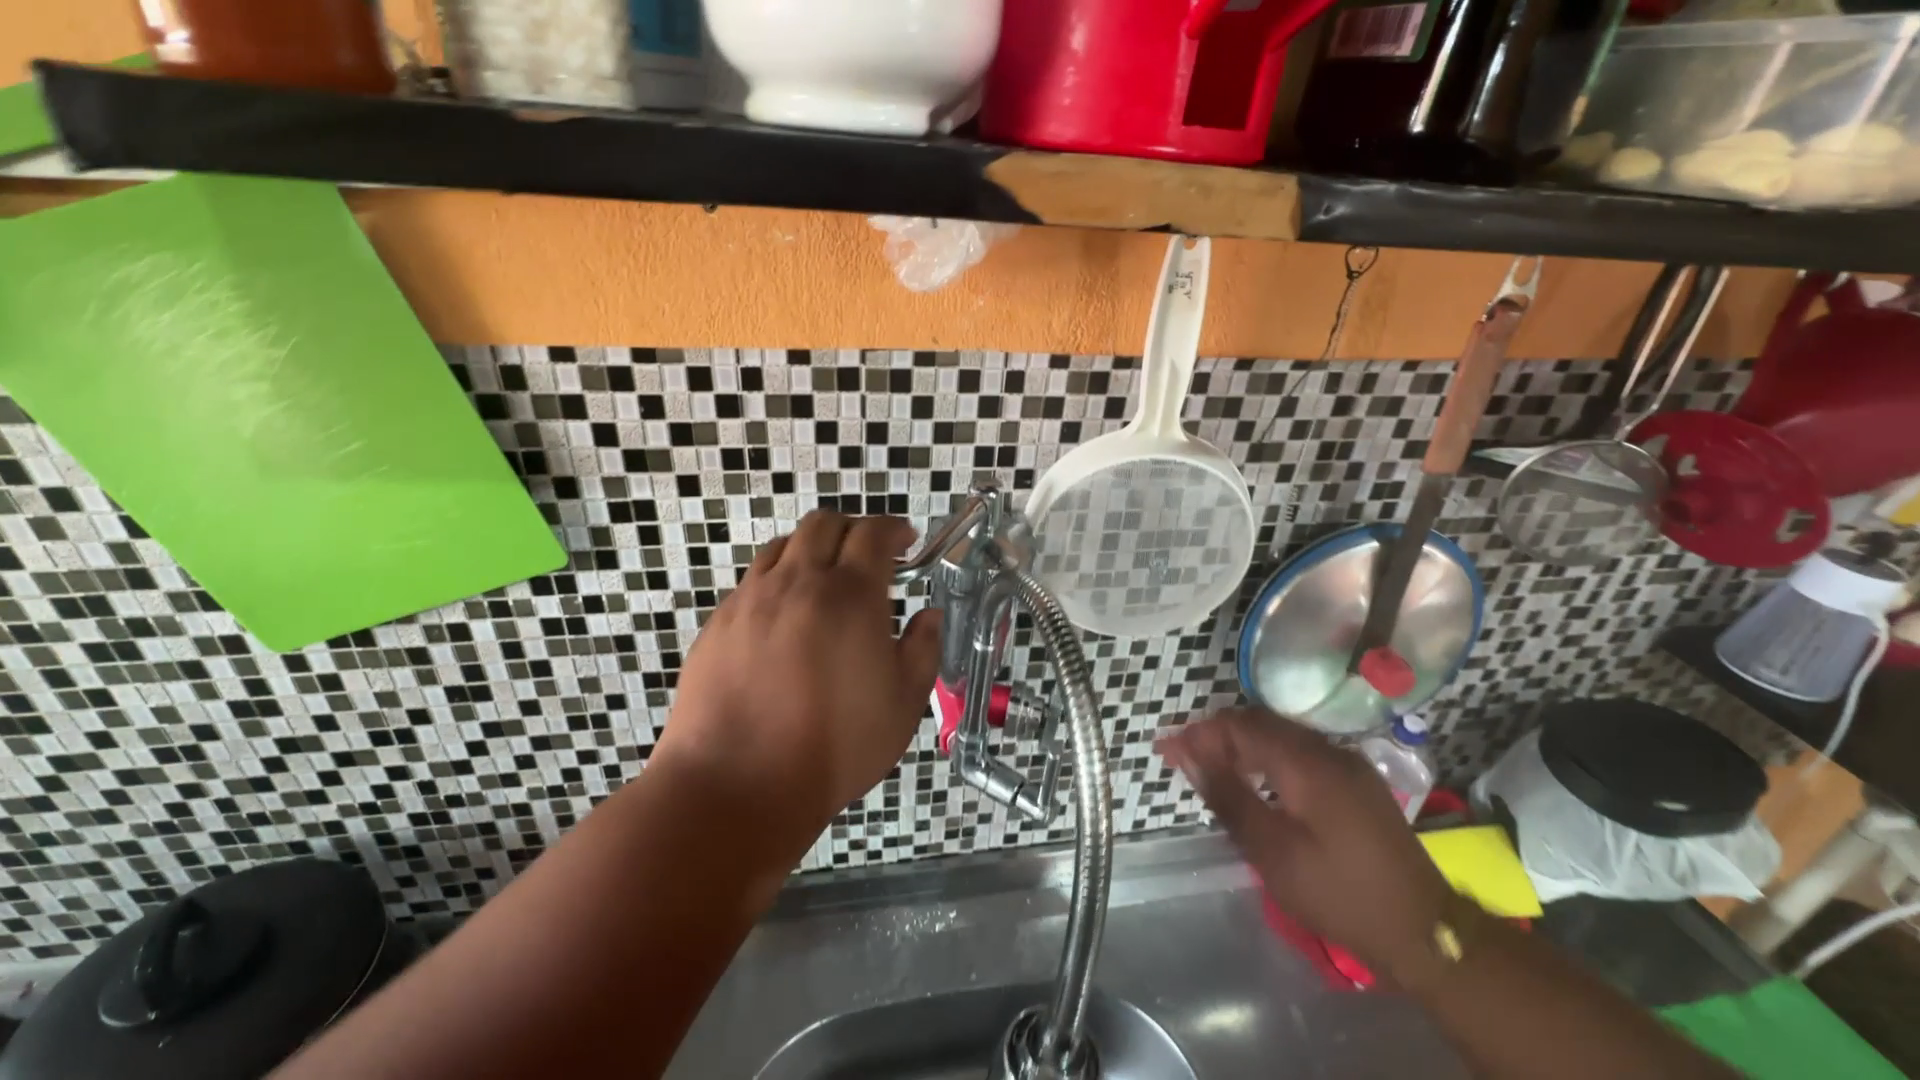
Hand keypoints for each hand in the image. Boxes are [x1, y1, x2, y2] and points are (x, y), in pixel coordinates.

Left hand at [657, 511, 942, 843]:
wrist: (739, 782)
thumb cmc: (834, 747)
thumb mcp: (902, 705)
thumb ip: (922, 651)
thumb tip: (928, 617)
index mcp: (850, 596)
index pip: (873, 534)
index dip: (894, 530)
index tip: (906, 541)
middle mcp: (797, 582)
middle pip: (823, 524)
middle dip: (852, 529)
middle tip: (868, 556)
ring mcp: (751, 599)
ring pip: (783, 546)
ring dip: (811, 550)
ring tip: (823, 581)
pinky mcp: (719, 623)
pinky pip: (753, 581)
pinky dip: (778, 582)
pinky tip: (785, 619)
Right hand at [1157, 709, 1452, 982]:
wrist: (1423, 931)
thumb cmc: (1340, 894)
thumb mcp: (1273, 851)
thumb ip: (1230, 797)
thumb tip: (1191, 756)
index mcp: (1310, 764)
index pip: (1243, 726)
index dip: (1200, 733)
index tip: (1165, 750)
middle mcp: (1331, 753)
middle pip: (1263, 725)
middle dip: (1217, 735)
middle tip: (1180, 758)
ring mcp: (1350, 768)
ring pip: (1283, 739)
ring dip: (1242, 747)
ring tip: (1209, 769)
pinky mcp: (1358, 787)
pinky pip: (1302, 756)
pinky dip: (1268, 760)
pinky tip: (1255, 783)